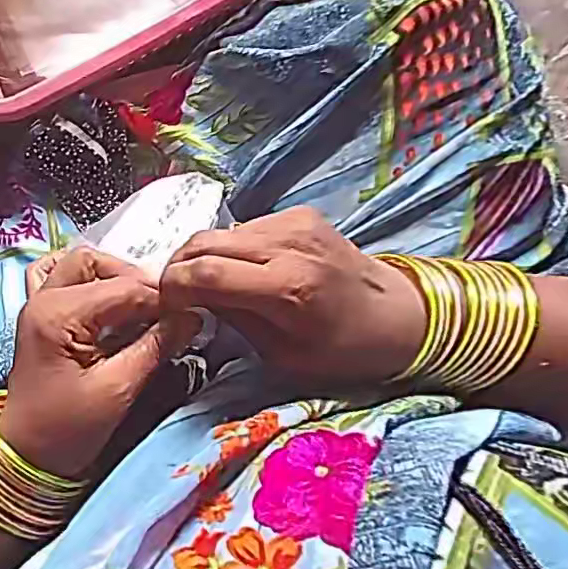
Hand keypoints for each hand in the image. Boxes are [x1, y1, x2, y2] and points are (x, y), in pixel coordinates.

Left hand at [0, 249, 197, 476]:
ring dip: (111, 275)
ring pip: (77, 263)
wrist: (26, 455)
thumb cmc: (67, 429)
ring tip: (138, 304)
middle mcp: (42, 298)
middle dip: (134, 280)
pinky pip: (58, 276)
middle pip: (95, 262)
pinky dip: (85, 279)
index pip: (121, 287)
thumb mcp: (117, 390)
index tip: (190, 313)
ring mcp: (36, 303)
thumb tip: (191, 317)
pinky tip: (105, 298)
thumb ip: (153, 347)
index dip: (160, 298)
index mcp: (57, 314)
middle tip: (164, 309)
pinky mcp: (39, 314)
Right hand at [159, 207, 426, 387]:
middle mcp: (288, 245)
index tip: (165, 304)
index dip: (173, 286)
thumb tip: (194, 297)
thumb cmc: (343, 350)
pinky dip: (228, 247)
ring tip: (204, 281)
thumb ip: (234, 319)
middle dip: (177, 267)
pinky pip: (242, 227)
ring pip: (218, 232)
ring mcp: (294, 222)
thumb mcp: (282, 355)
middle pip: (203, 243)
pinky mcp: (299, 213)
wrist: (401, 315)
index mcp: (287, 288)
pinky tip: (240, 267)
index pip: (205, 272)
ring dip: (201, 255)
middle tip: (175, 292)